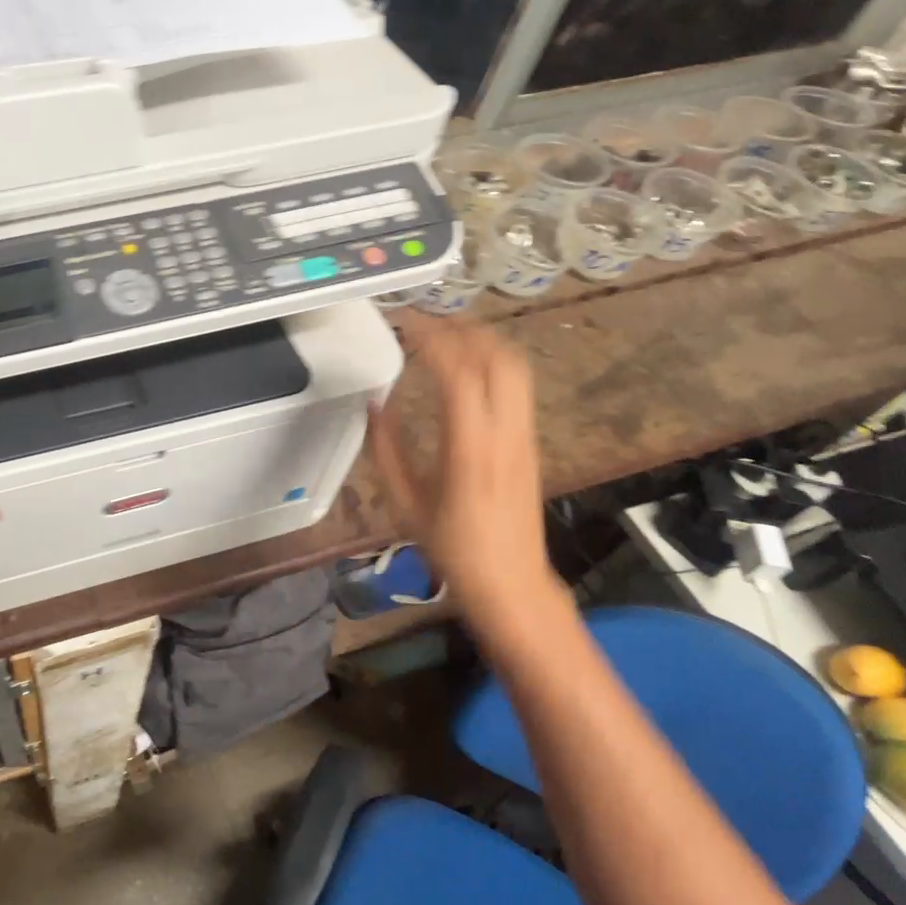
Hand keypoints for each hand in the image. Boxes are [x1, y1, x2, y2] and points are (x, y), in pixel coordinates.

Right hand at [369, 315, 556, 615]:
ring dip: (481, 341)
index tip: (404, 322)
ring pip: (514, 366)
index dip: (431, 338)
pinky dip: (491, 362)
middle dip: (460, 328)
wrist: (511, 583)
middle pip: (496, 356)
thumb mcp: (405, 503)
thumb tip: (374, 404)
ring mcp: (525, 434)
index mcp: (470, 447)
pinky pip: (517, 385)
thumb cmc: (453, 549)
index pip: (457, 371)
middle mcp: (505, 432)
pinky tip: (465, 368)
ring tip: (445, 334)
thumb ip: (385, 449)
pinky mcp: (531, 441)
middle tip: (424, 322)